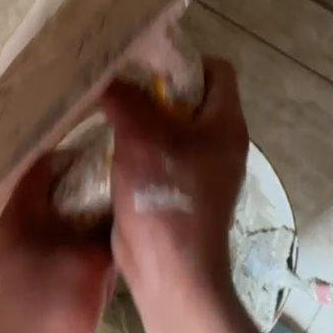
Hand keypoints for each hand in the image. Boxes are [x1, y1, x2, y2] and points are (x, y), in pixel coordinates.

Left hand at [0, 153, 115, 332]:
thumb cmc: (53, 304)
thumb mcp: (89, 258)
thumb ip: (108, 227)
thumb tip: (129, 203)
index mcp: (21, 212)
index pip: (45, 164)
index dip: (75, 151)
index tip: (110, 148)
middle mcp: (20, 227)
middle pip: (56, 191)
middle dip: (89, 183)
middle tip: (127, 176)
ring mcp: (29, 255)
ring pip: (63, 221)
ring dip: (90, 214)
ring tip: (128, 204)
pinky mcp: (41, 280)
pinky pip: (67, 247)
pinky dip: (87, 241)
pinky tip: (117, 244)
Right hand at [104, 57, 248, 306]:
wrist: (171, 272)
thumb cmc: (166, 197)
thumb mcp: (140, 135)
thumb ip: (124, 98)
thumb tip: (106, 76)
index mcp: (226, 124)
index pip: (217, 71)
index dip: (183, 60)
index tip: (144, 62)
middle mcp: (220, 144)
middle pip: (189, 98)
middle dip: (153, 89)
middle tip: (116, 83)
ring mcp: (202, 170)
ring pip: (172, 128)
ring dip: (141, 119)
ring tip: (106, 110)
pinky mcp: (182, 193)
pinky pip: (161, 155)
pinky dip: (138, 146)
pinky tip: (107, 145)